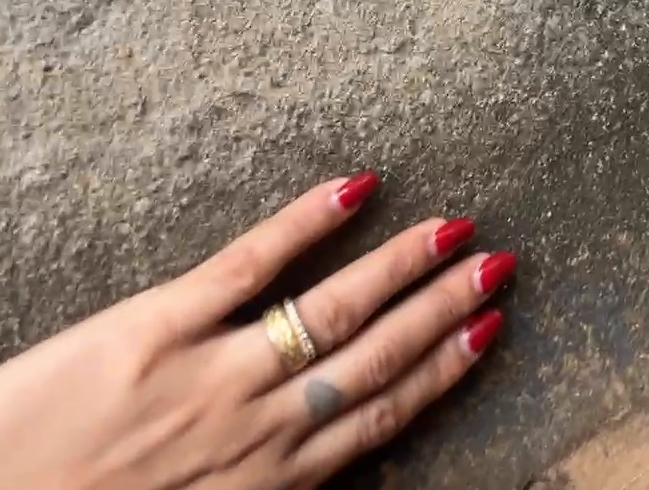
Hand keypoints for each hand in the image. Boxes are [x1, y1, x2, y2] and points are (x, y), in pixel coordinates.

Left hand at [0, 174, 514, 489]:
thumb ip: (250, 483)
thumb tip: (316, 449)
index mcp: (261, 483)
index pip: (379, 417)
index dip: (441, 370)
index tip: (487, 331)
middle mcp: (253, 430)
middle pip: (375, 358)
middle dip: (444, 309)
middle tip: (496, 264)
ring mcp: (207, 373)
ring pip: (331, 310)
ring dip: (401, 267)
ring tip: (453, 229)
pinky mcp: (152, 328)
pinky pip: (246, 266)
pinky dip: (304, 223)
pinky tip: (352, 187)